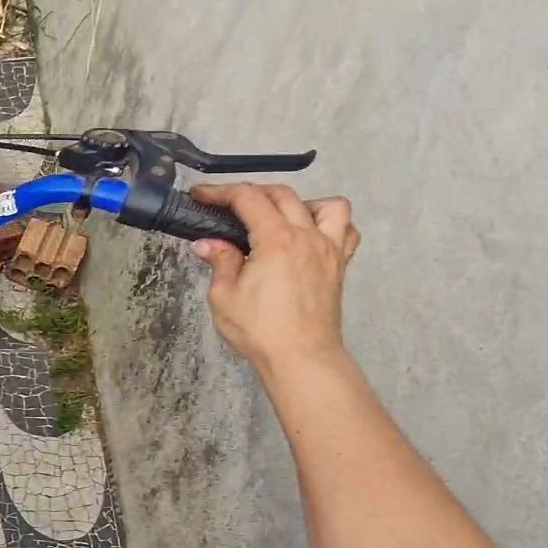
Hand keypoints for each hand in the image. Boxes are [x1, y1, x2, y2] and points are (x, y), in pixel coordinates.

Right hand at [189, 183, 360, 373]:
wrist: (300, 354)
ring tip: (279, 218)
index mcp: (276, 240)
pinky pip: (345, 229)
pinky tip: (310, 235)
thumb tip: (208, 244)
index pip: (249, 200)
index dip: (222, 192)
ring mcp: (329, 248)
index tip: (201, 195)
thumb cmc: (258, 329)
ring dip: (300, 203)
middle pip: (283, 195)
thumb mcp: (224, 296)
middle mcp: (307, 236)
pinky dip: (329, 223)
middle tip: (228, 204)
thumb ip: (220, 262)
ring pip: (326, 204)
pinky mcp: (338, 264)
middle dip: (252, 193)